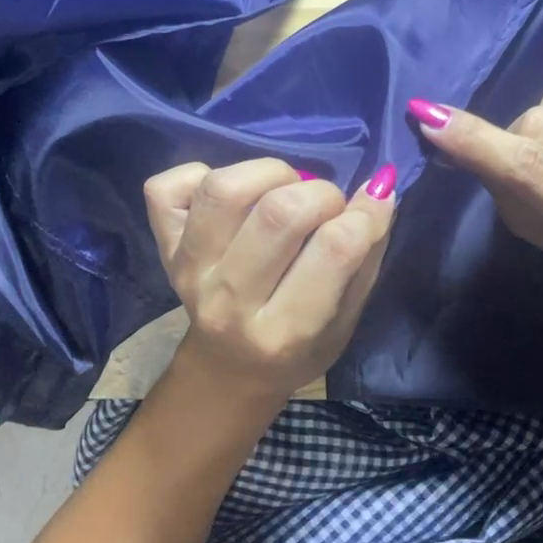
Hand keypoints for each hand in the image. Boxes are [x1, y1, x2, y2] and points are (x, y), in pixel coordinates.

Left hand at [144, 158, 396, 397]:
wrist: (227, 370)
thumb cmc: (299, 347)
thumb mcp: (346, 319)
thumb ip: (365, 255)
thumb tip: (380, 189)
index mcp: (284, 332)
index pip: (333, 249)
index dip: (363, 215)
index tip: (368, 207)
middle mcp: (228, 304)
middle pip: (277, 214)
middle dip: (319, 193)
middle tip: (325, 205)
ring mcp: (188, 271)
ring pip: (222, 190)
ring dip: (267, 172)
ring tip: (282, 187)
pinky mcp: (162, 246)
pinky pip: (165, 188)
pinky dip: (197, 173)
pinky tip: (230, 197)